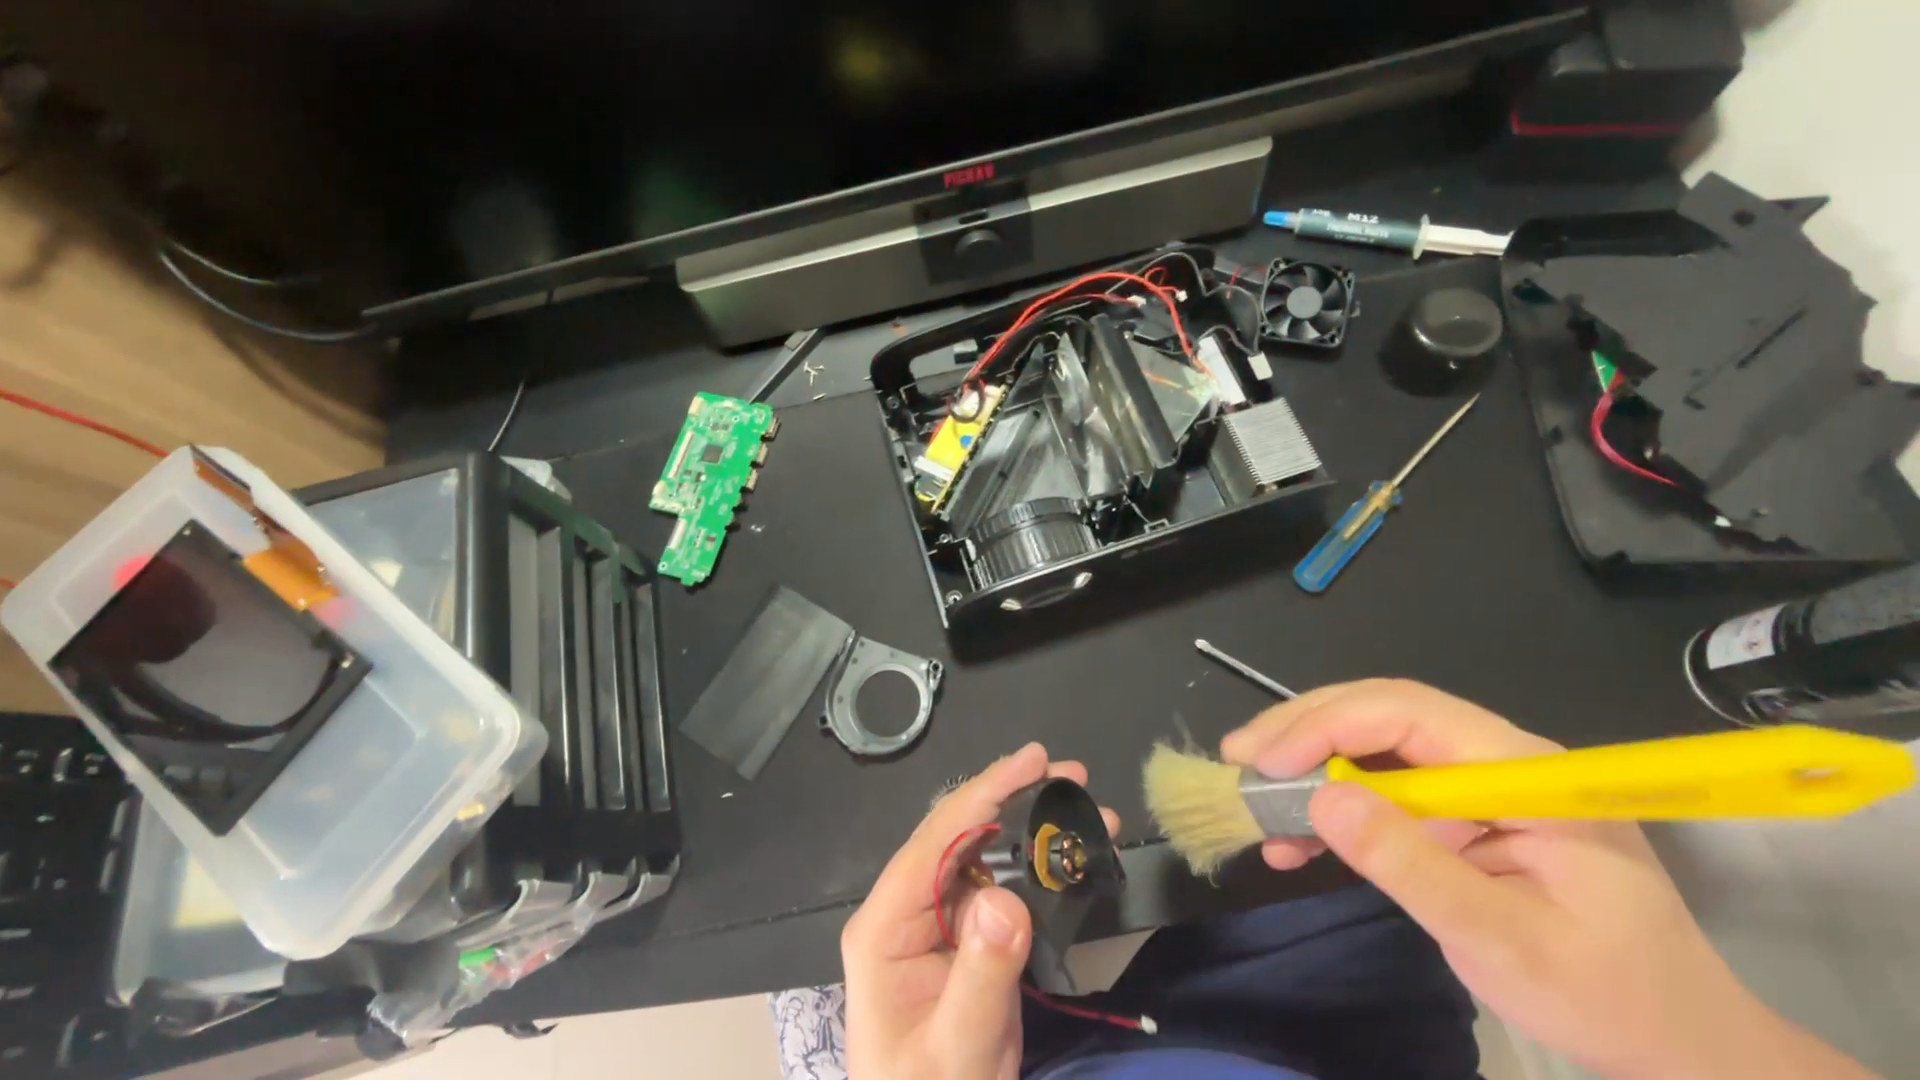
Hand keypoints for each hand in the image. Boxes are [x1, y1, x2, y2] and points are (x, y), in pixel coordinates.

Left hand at [842, 743, 1119, 1079]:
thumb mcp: (957, 1046)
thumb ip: (981, 974)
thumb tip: (1007, 898)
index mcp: (885, 925)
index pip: (934, 841)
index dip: (983, 794)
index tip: (1033, 760)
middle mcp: (907, 912)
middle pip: (959, 837)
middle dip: (1013, 799)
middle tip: (1071, 775)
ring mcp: (937, 925)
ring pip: (984, 859)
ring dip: (1032, 831)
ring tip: (1086, 811)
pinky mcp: (967, 943)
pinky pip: (1002, 892)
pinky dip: (1038, 870)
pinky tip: (1072, 858)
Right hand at [1221, 679, 1871, 1079]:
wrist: (1680, 1045)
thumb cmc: (1610, 996)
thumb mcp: (1506, 940)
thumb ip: (1413, 866)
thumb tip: (1321, 798)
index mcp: (1525, 771)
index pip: (1410, 712)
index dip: (1328, 725)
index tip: (1265, 763)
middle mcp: (1498, 762)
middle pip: (1383, 716)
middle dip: (1303, 732)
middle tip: (1236, 759)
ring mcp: (1479, 789)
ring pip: (1375, 750)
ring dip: (1309, 769)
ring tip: (1251, 799)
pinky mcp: (1464, 820)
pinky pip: (1386, 796)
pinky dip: (1335, 812)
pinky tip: (1294, 840)